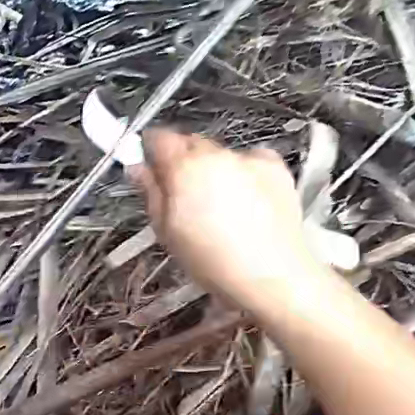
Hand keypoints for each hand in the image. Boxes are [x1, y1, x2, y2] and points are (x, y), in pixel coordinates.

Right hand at [132, 128, 337, 317]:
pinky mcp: (275, 168)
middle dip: (182, 162)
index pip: (159, 138)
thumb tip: (139, 169)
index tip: (150, 168)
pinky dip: (243, 174)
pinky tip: (245, 202)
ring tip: (218, 205)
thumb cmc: (212, 262)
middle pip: (191, 144)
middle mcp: (217, 155)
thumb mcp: (167, 232)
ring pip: (220, 154)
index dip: (150, 151)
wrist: (271, 275)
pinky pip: (250, 161)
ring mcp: (249, 159)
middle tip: (182, 195)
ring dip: (213, 170)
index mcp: (184, 168)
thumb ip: (151, 193)